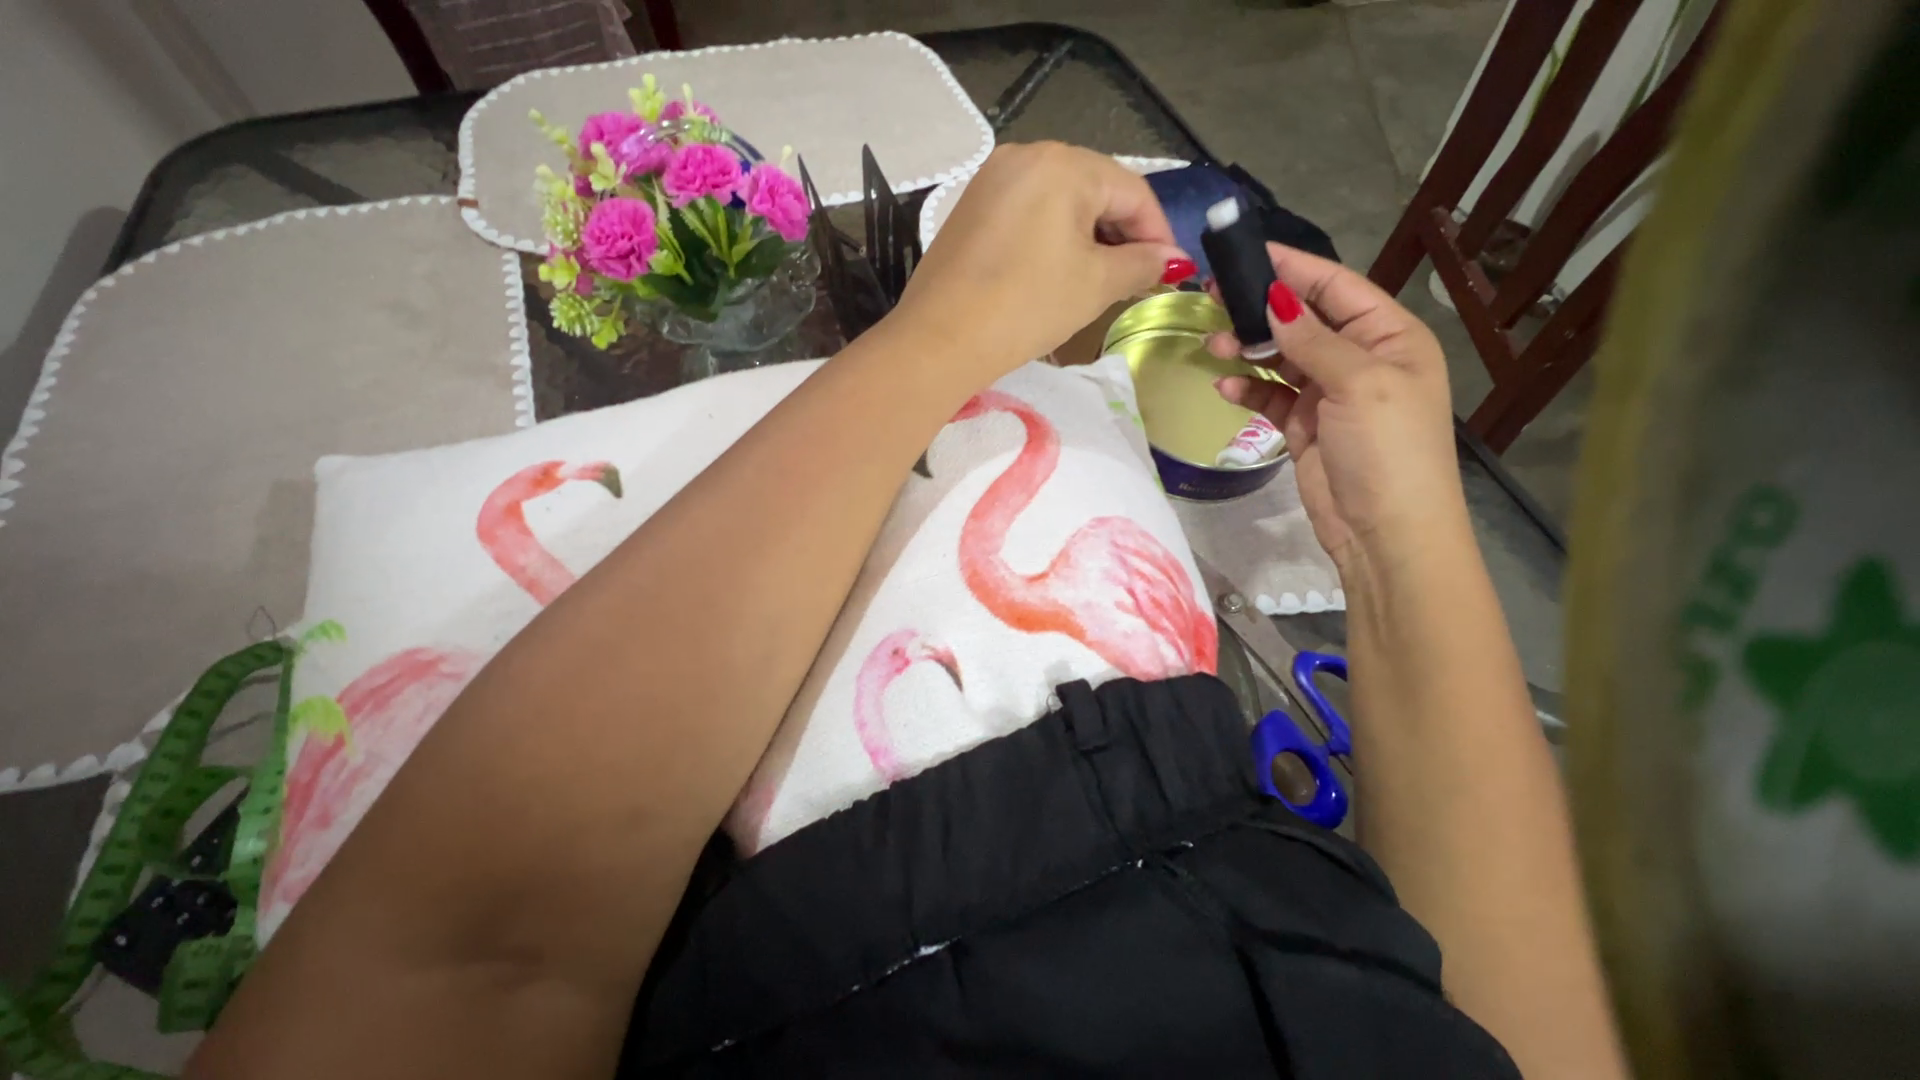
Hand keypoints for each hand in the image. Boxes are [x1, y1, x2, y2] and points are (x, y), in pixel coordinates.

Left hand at [887, 142, 1188, 384]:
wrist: (940, 339)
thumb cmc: (1027, 306)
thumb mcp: (1095, 285)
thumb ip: (1141, 263)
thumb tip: (1171, 259)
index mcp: (1063, 163)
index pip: (1131, 190)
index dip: (1158, 232)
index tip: (1171, 270)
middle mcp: (1026, 155)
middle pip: (1095, 188)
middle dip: (1122, 232)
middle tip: (1137, 276)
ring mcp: (992, 179)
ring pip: (1060, 199)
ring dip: (1089, 234)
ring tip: (1101, 277)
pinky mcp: (971, 206)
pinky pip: (1028, 210)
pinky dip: (1053, 235)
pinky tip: (1058, 269)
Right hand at [1207, 244, 1461, 564]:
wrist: (1387, 533)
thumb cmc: (1388, 450)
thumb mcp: (1359, 384)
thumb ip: (1314, 339)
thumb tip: (1274, 297)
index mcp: (1390, 337)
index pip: (1337, 287)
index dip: (1293, 268)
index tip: (1246, 253)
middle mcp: (1361, 359)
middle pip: (1304, 318)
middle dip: (1260, 307)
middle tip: (1211, 296)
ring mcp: (1330, 394)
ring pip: (1281, 356)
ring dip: (1248, 348)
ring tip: (1213, 344)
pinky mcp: (1304, 426)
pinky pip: (1270, 396)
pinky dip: (1248, 389)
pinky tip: (1224, 387)